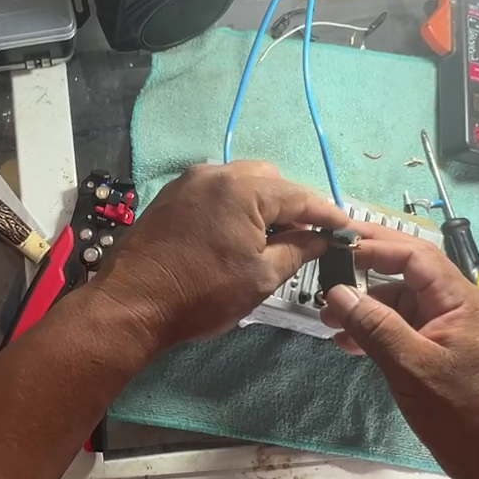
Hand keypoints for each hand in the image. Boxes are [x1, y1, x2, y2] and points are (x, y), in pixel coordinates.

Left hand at [85, 162, 348, 350]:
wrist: (131, 303)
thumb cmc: (201, 295)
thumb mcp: (261, 277)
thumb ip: (298, 250)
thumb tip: (323, 238)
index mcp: (242, 189)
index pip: (299, 195)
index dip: (326, 213)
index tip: (347, 228)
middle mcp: (215, 174)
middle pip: (269, 181)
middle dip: (292, 205)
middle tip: (308, 236)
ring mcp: (188, 182)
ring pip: (240, 182)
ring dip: (261, 204)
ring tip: (273, 237)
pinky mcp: (170, 196)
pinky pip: (214, 191)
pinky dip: (234, 206)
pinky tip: (238, 233)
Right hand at [319, 234, 478, 478]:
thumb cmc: (467, 416)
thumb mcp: (413, 368)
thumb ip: (374, 326)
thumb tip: (337, 290)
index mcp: (459, 300)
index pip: (413, 254)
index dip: (373, 245)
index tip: (333, 245)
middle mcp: (457, 308)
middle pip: (407, 274)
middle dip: (365, 270)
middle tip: (324, 267)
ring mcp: (452, 333)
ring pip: (402, 305)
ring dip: (365, 307)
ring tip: (327, 320)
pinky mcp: (445, 358)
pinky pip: (405, 331)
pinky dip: (376, 333)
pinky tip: (349, 344)